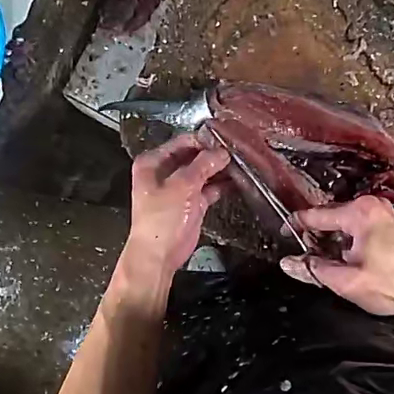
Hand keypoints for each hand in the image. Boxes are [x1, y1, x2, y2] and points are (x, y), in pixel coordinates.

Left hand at [115, 134, 230, 297]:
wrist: (159, 254)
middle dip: (213, 155)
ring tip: (240, 162)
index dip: (202, 141)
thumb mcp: (182, 185)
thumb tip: (220, 152)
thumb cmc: (160, 220)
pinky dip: (221, 184)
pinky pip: (209, 188)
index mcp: (153, 163)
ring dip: (219, 169)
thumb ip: (203, 165)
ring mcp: (179, 189)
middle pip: (193, 156)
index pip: (182, 142)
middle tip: (235, 150)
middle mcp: (164, 173)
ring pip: (203, 172)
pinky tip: (236, 179)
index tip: (223, 140)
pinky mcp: (191, 203)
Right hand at [279, 195, 393, 317]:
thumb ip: (313, 269)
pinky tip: (345, 260)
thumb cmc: (392, 287)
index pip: (316, 215)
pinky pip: (356, 226)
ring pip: (342, 223)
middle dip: (316, 237)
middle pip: (330, 217)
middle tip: (307, 259)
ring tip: (326, 263)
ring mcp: (382, 212)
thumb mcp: (346, 282)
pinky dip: (346, 240)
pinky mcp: (388, 223)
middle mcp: (371, 205)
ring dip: (331, 241)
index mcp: (360, 213)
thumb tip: (287, 263)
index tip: (284, 236)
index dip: (296, 226)